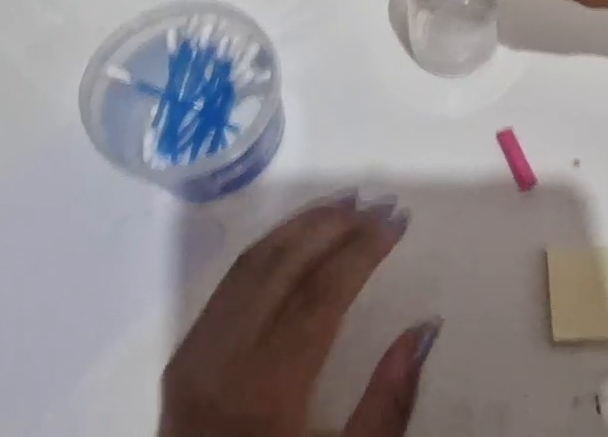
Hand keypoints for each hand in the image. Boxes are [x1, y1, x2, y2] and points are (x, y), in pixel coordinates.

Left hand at [160, 196, 438, 436]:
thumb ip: (388, 405)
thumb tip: (424, 327)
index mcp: (266, 390)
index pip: (321, 295)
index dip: (362, 250)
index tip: (397, 221)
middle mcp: (222, 361)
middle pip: (283, 266)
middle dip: (334, 224)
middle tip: (378, 202)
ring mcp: (195, 353)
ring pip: (251, 262)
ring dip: (300, 225)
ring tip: (345, 203)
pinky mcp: (183, 353)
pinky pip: (229, 282)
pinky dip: (268, 247)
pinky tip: (298, 235)